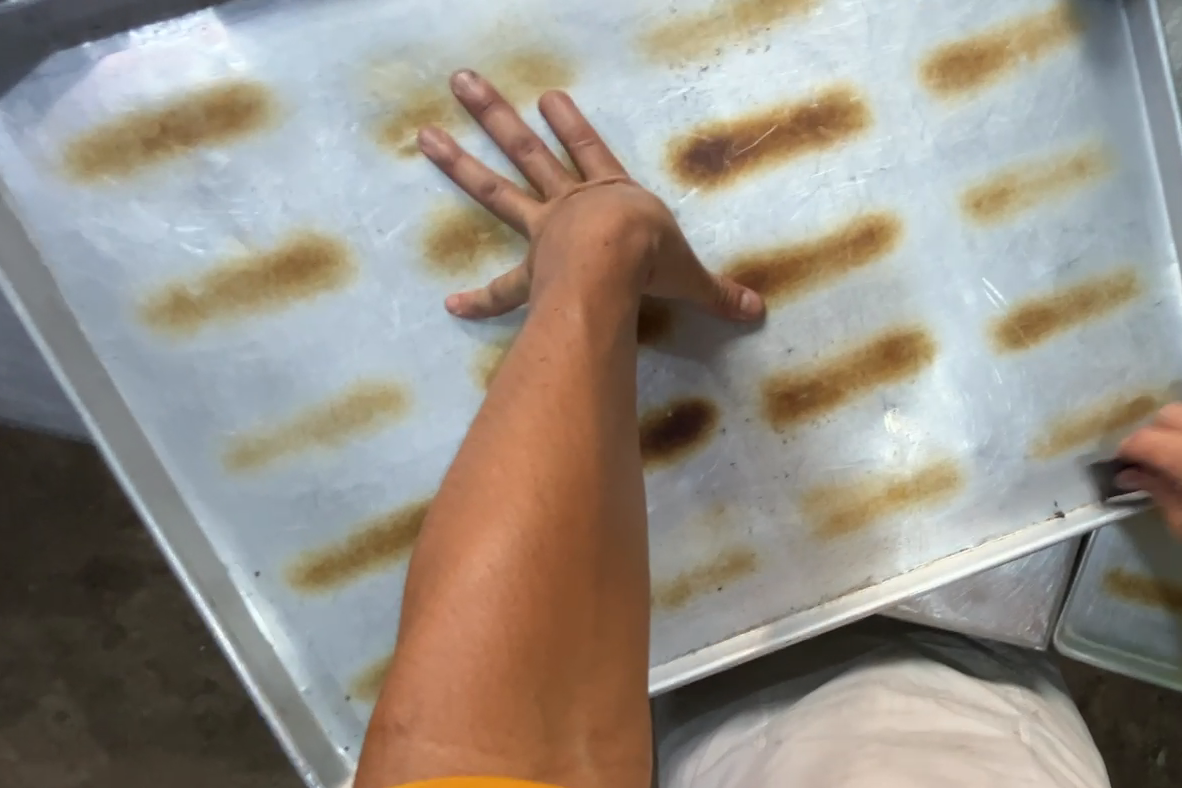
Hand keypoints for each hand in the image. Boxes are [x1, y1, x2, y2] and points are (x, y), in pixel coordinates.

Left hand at [418, 70, 762, 322]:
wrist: (617, 262)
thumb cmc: (654, 258)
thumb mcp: (693, 276)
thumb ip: (720, 294)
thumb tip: (757, 310)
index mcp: (614, 198)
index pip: (592, 152)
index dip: (573, 127)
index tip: (548, 98)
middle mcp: (573, 204)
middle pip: (530, 155)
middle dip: (498, 120)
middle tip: (463, 83)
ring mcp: (547, 231)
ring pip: (499, 192)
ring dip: (462, 165)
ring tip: (424, 136)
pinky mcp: (535, 268)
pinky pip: (505, 288)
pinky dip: (482, 300)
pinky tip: (453, 306)